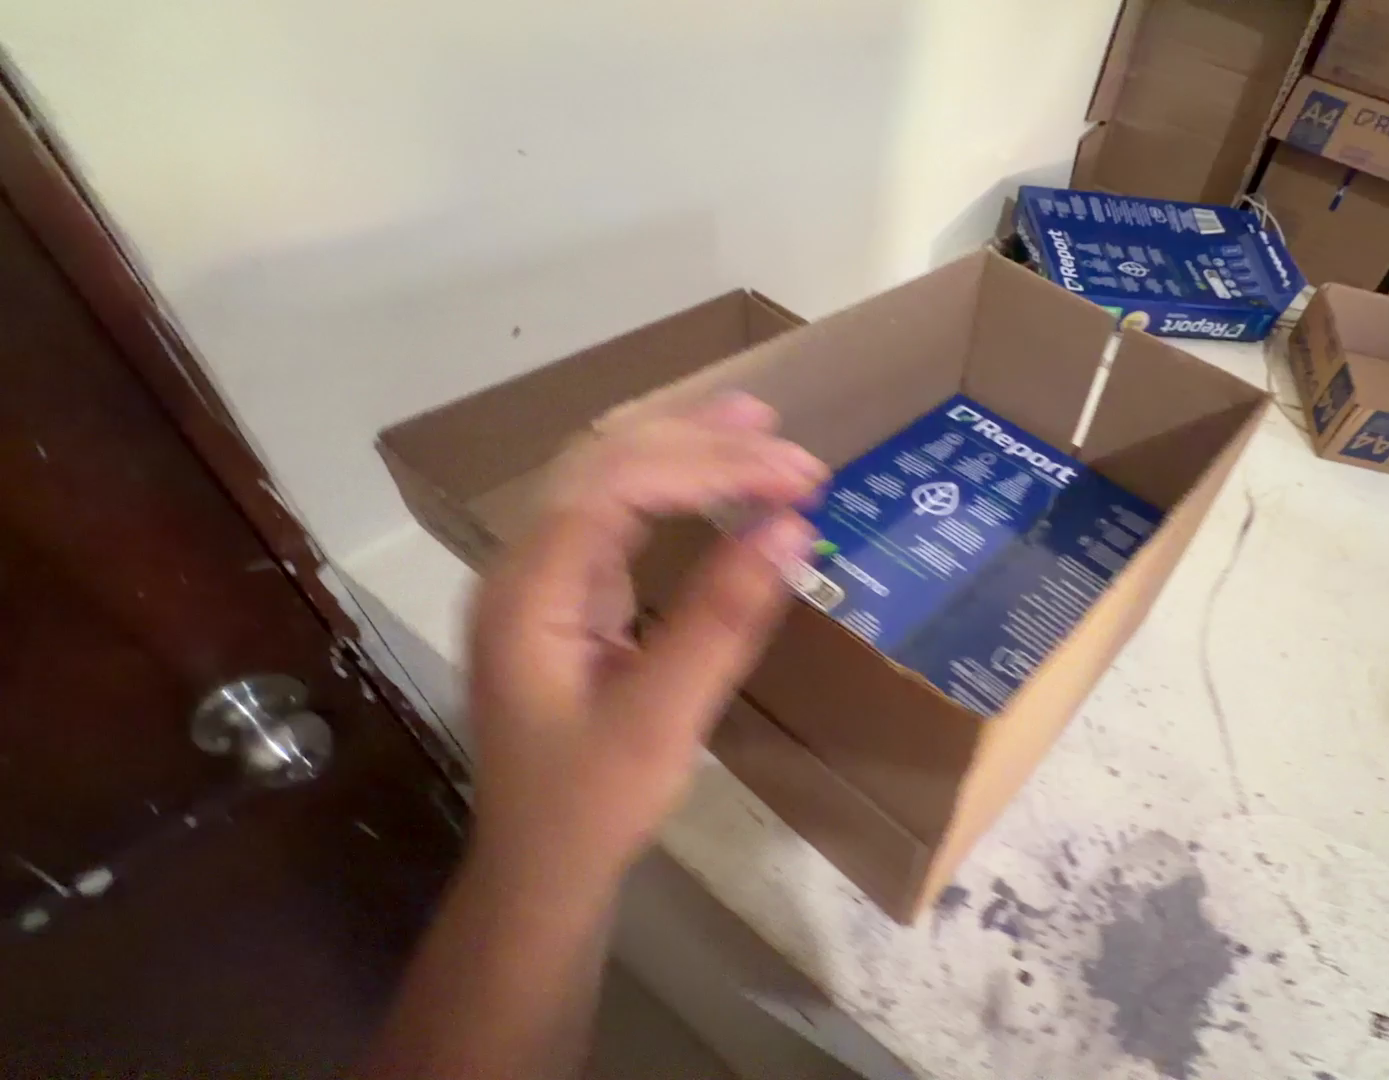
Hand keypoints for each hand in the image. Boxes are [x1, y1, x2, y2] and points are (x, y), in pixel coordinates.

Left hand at [464, 393, 825, 893]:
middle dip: (706, 443)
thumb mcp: (663, 720)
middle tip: (795, 454)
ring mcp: (544, 576)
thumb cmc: (593, 804)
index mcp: (533, 588)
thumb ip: (722, 620)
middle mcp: (528, 564)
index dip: (718, 466)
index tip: (801, 478)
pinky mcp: (570, 593)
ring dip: (685, 442)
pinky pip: (619, 510)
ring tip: (756, 422)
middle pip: (610, 461)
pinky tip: (715, 473)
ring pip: (609, 474)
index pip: (625, 485)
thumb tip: (793, 531)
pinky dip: (675, 481)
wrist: (540, 866)